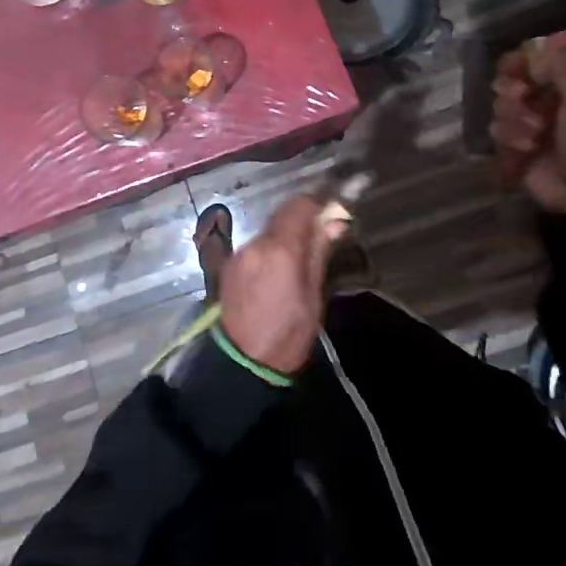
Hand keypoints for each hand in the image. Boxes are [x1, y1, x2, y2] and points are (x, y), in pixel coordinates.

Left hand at [219, 196, 342, 373]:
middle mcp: (255, 244)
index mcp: (279, 250)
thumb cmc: (288, 335)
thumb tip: (334, 221)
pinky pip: (256, 246)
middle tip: (327, 233)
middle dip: (304, 219)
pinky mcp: (230, 265)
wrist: (242, 362)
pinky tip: (282, 268)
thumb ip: (319, 252)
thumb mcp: (313, 296)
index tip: (336, 210)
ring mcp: (239, 253)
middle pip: (282, 216)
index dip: (319, 202)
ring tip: (306, 256)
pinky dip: (272, 248)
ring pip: (269, 231)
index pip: (299, 206)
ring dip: (287, 234)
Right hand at [492, 32, 565, 213]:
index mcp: (564, 86)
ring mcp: (526, 125)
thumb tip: (556, 33)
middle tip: (521, 97)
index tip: (518, 66)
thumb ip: (563, 68)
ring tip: (534, 133)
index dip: (517, 62)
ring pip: (498, 108)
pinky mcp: (512, 149)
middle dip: (510, 90)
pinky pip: (495, 133)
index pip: (529, 62)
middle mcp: (543, 101)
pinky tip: (527, 149)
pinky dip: (509, 139)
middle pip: (507, 82)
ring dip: (513, 118)